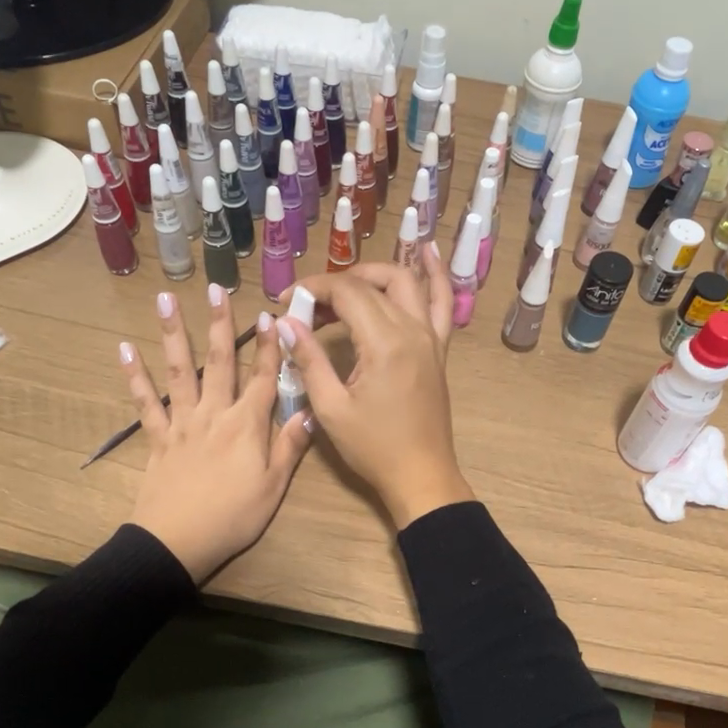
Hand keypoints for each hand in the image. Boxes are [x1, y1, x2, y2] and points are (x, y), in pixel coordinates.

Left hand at [120, 285, 313, 581]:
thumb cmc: (234, 518)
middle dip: (220, 324)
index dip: (269, 346)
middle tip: (216, 288)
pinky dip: (134, 376)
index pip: (263, 377)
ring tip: (166, 299)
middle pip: (220, 362)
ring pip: (179, 371)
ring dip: (174, 333)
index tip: (271, 315)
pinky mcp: (158, 439)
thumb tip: (310, 411)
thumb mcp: (274, 487)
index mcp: (247, 425)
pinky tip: (124, 349)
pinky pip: (144, 403)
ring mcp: (182, 424)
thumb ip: (290, 446)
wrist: (179, 542)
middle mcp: (214, 414)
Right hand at [283, 245, 475, 528]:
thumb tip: (287, 322)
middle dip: (340, 282)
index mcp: (385, 343)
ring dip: (377, 274)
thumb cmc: (373, 448)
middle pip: (375, 282)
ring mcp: (431, 338)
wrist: (420, 475)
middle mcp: (413, 330)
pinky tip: (429, 252)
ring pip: (409, 283)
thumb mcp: (331, 408)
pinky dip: (435, 276)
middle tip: (312, 303)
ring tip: (350, 280)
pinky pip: (441, 303)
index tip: (287, 302)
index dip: (314, 289)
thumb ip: (309, 359)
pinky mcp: (439, 350)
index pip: (348, 292)